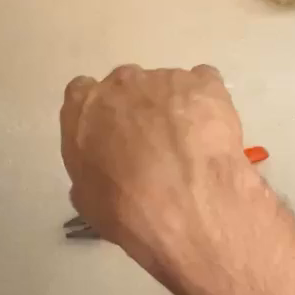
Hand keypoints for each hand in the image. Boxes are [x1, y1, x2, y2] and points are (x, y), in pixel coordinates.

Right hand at [59, 66, 264, 281]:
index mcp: (84, 106)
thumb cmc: (129, 212)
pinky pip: (203, 83)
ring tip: (188, 147)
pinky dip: (206, 103)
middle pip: (127, 86)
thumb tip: (102, 165)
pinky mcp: (206, 84)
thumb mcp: (87, 199)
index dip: (100, 115)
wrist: (190, 216)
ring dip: (172, 108)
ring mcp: (166, 78)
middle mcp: (122, 82)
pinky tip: (211, 132)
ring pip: (166, 86)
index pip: (83, 93)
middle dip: (137, 110)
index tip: (111, 137)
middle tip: (151, 146)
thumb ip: (88, 166)